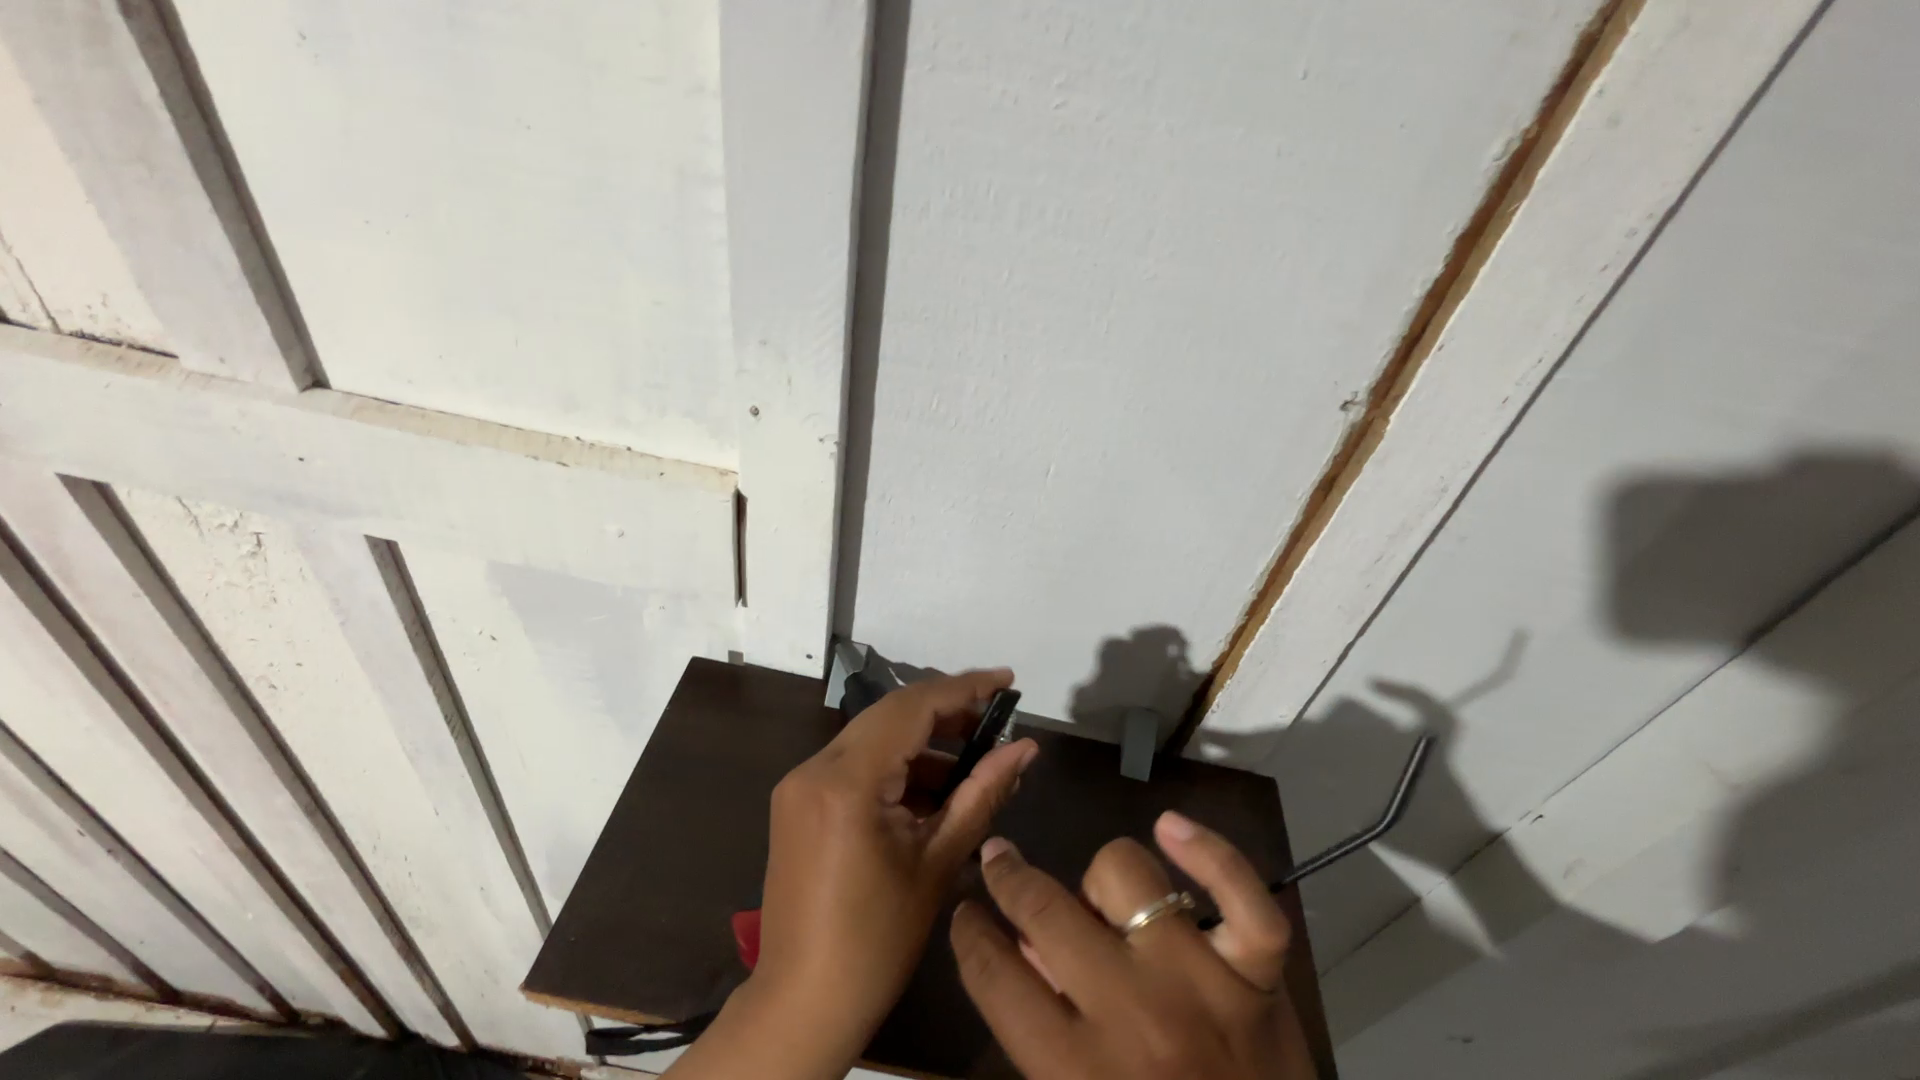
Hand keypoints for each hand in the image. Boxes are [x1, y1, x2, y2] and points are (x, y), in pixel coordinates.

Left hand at [754, 668, 1038, 1050]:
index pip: (912, 708)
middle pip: (889, 717)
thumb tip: (1025, 748)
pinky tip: (933, 792)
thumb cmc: (878, 939)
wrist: (804, 999)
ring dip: (921, 745)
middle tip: (997, 721)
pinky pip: (854, 766)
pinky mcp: (797, 803)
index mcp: (847, 781)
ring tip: (975, 763)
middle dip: (946, 714)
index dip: (964, 688)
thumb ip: (982, 794)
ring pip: (871, 740)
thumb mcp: (938, 862)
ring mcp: (799, 785)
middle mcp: (814, 768)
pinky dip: (894, 768)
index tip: (1008, 680)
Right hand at [951, 812, 1315, 1079]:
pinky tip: (1168, 828)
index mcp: (1074, 1069)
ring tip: (1104, 903)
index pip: (994, 974)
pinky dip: (1210, 852)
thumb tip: (1018, 948)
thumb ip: (1037, 1031)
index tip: (968, 912)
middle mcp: (1131, 1014)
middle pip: (1045, 910)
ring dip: (1102, 881)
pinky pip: (1239, 892)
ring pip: (1127, 876)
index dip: (969, 933)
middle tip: (999, 861)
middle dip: (1008, 877)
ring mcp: (1200, 984)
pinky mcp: (1257, 973)